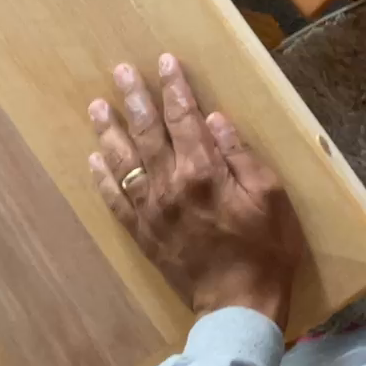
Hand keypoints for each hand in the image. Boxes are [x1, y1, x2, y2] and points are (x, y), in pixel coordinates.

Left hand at [87, 53, 303, 326]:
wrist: (241, 303)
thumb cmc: (266, 248)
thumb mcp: (271, 196)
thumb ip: (240, 155)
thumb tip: (214, 120)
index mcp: (204, 172)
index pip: (184, 118)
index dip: (175, 87)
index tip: (165, 61)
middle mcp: (170, 185)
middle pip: (148, 133)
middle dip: (135, 98)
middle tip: (121, 72)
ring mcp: (152, 211)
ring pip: (124, 162)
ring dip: (110, 131)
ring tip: (98, 106)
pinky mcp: (143, 233)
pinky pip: (115, 200)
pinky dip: (102, 178)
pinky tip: (94, 160)